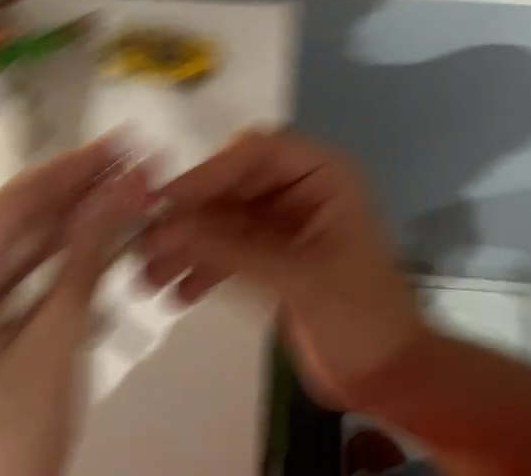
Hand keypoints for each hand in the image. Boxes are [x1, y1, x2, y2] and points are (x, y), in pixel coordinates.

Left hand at [0, 140, 145, 475]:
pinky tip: (96, 232)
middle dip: (72, 195)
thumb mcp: (54, 344)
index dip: (64, 173)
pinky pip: (11, 277)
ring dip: (69, 222)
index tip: (113, 146)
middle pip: (8, 226)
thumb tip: (120, 190)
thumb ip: (86, 257)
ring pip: (13, 248)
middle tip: (126, 164)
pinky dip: (55, 258)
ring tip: (121, 190)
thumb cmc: (6, 449)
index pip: (1, 212)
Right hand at [141, 131, 426, 409]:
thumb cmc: (361, 316)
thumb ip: (235, 249)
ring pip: (223, 219)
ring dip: (187, 245)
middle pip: (232, 185)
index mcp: (322, 175)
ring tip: (149, 278)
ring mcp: (283, 224)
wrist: (387, 377)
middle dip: (189, 215)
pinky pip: (227, 250)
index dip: (209, 172)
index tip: (163, 200)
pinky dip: (202, 268)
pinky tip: (178, 295)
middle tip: (144, 243)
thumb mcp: (299, 279)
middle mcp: (300, 190)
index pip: (257, 154)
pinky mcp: (271, 258)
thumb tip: (167, 225)